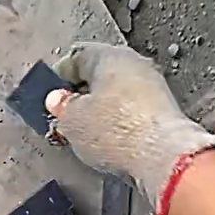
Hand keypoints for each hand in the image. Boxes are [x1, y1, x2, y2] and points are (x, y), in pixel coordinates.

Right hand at [47, 42, 214, 214]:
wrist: (162, 158)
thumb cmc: (120, 131)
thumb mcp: (72, 121)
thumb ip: (61, 107)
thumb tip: (57, 100)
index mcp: (111, 56)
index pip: (77, 57)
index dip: (59, 77)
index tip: (51, 94)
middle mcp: (136, 65)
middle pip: (100, 76)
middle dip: (82, 97)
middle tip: (66, 118)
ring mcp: (153, 90)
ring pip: (117, 96)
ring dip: (101, 113)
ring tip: (87, 135)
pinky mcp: (163, 115)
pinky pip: (132, 115)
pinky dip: (119, 126)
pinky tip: (111, 143)